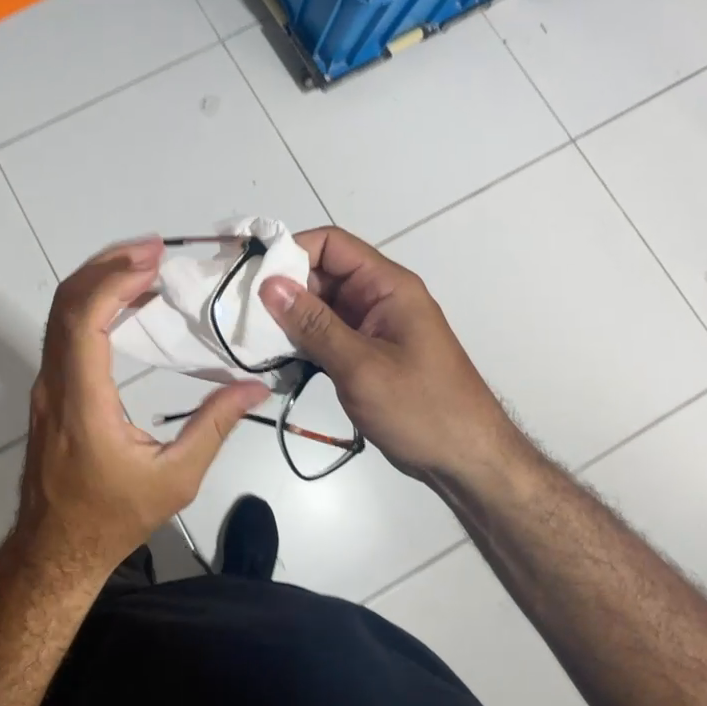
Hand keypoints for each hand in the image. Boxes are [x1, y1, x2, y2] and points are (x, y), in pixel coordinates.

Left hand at [16, 238, 269, 580]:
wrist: (55, 549)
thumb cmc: (113, 518)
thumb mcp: (175, 480)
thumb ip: (214, 427)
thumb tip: (255, 387)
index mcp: (81, 401)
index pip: (83, 320)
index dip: (114, 280)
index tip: (152, 260)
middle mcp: (55, 384)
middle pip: (66, 304)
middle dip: (107, 266)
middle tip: (154, 250)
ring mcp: (47, 386)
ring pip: (61, 314)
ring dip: (99, 281)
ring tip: (146, 266)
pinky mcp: (51, 390)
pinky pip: (65, 332)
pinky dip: (93, 305)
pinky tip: (128, 303)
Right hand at [258, 226, 516, 481]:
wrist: (467, 461)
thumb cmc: (422, 408)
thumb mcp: (361, 366)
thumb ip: (313, 324)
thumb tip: (269, 284)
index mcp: (387, 286)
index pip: (331, 244)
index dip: (291, 251)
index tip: (251, 276)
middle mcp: (378, 297)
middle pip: (321, 273)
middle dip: (282, 287)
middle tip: (239, 310)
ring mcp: (371, 327)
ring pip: (319, 306)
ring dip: (287, 318)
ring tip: (248, 335)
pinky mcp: (365, 354)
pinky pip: (325, 334)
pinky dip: (300, 342)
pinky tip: (272, 358)